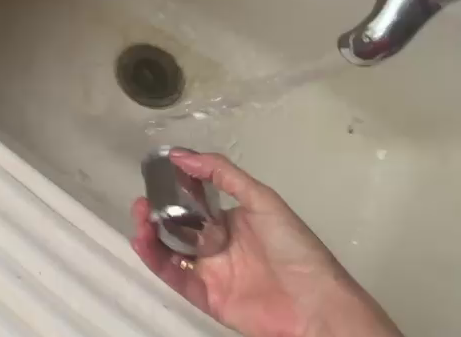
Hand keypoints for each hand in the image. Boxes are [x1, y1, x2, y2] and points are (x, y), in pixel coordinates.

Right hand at [129, 149, 400, 336]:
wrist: (320, 307)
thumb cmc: (295, 249)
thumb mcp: (263, 200)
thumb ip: (222, 173)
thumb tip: (178, 154)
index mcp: (229, 224)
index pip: (191, 203)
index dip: (170, 191)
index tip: (154, 177)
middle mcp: (216, 246)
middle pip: (174, 226)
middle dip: (154, 212)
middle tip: (142, 202)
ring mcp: (210, 272)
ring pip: (168, 250)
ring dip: (148, 232)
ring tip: (140, 218)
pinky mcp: (206, 297)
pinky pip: (173, 276)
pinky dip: (153, 260)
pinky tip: (142, 242)